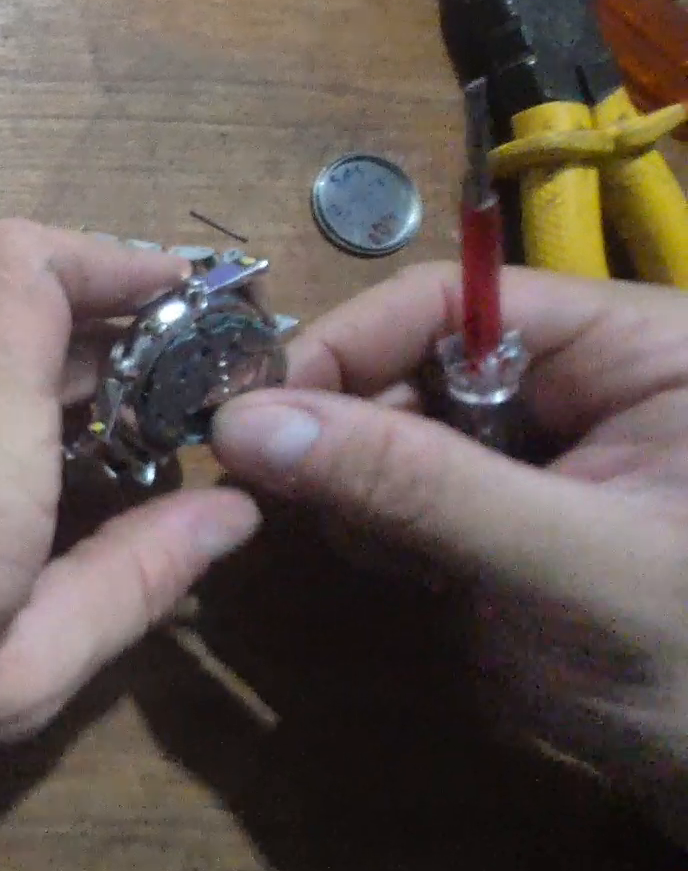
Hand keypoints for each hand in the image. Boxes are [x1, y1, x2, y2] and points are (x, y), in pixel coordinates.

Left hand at [0, 221, 260, 773]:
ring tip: (71, 430)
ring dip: (25, 354)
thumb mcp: (14, 677)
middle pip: (5, 289)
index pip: (17, 267)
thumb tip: (225, 512)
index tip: (174, 298)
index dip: (103, 255)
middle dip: (97, 322)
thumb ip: (131, 584)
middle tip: (154, 394)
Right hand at [210, 264, 687, 792]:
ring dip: (349, 488)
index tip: (249, 420)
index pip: (441, 302)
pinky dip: (363, 519)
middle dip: (339, 435)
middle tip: (296, 499)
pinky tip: (410, 568)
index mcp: (634, 350)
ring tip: (399, 558)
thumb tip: (236, 424)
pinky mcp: (481, 492)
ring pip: (371, 425)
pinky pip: (379, 477)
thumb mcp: (563, 564)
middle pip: (391, 362)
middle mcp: (569, 376)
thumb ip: (405, 482)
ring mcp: (521, 439)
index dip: (336, 348)